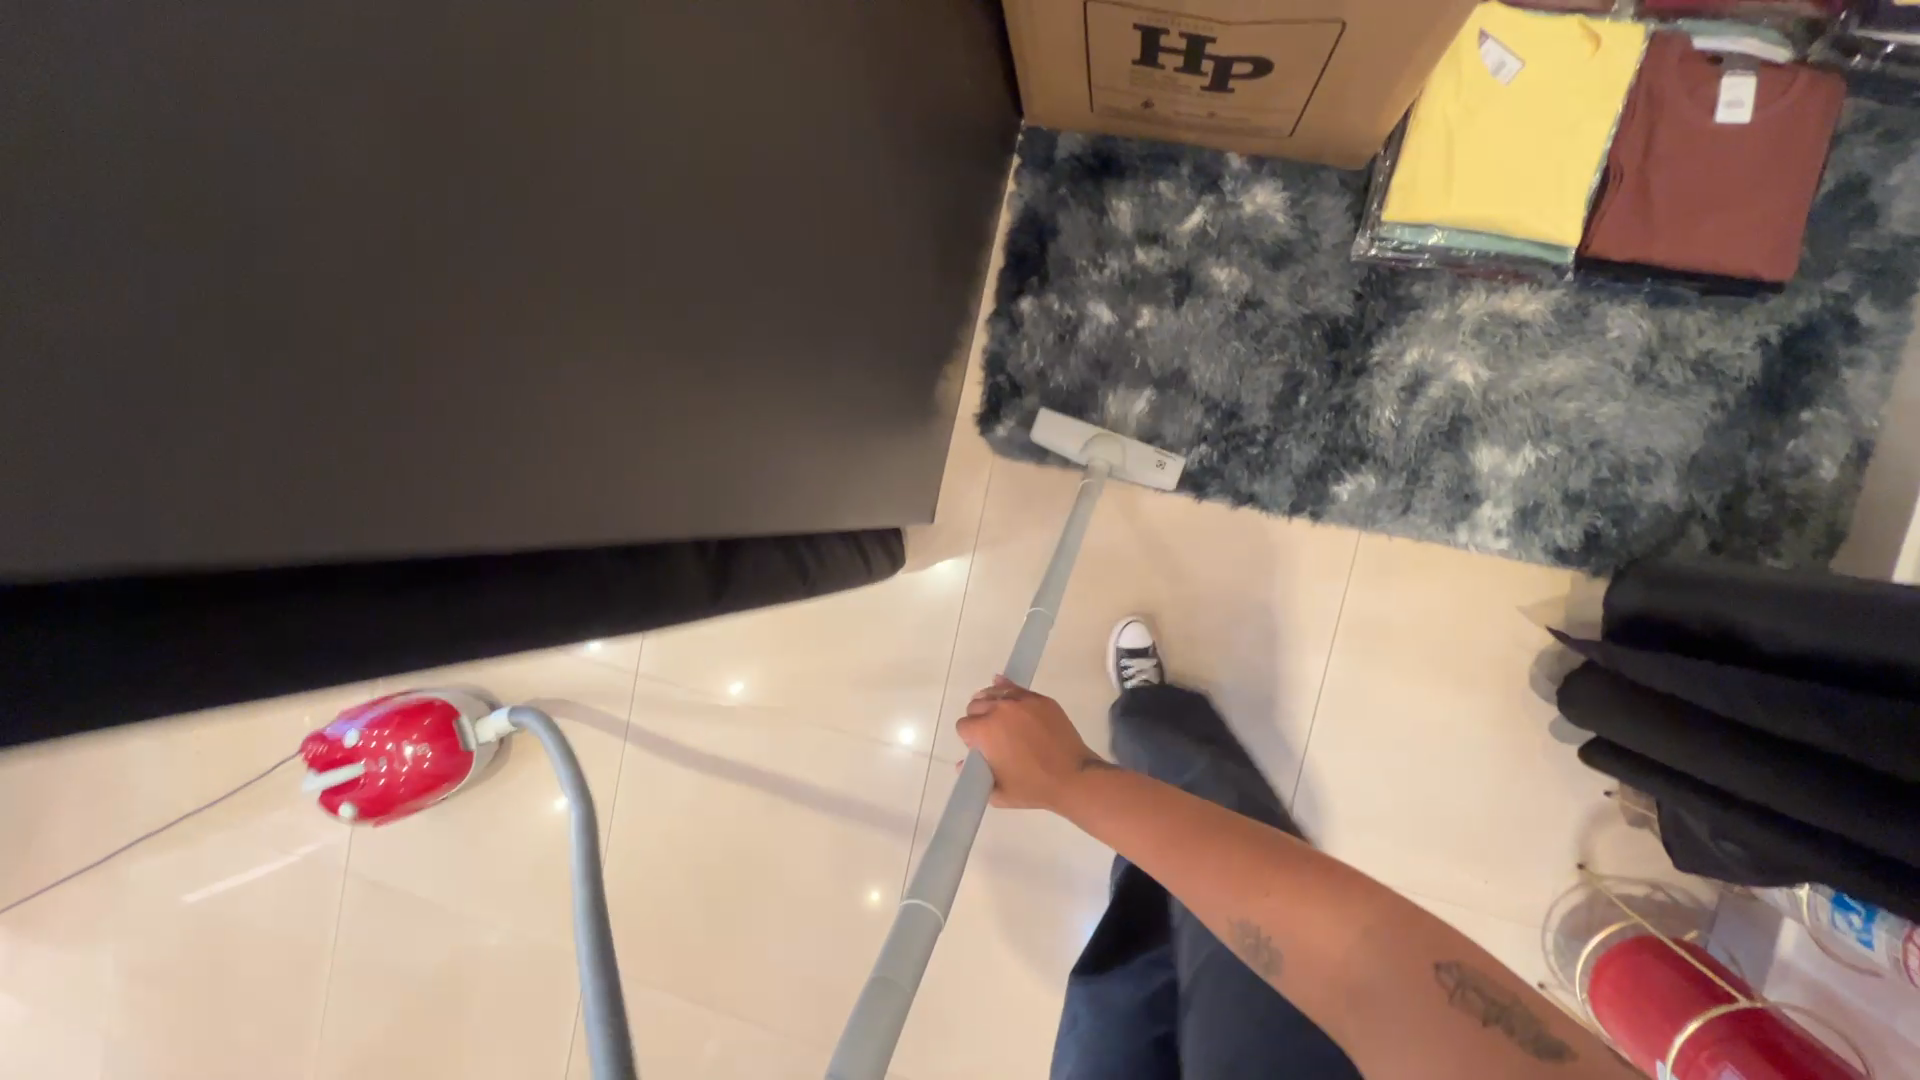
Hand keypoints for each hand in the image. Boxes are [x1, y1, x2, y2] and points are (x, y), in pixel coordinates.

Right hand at [954, 676, 1111, 810]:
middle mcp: (999, 710)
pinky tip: (1005, 693)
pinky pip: (1016, 688)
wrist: (1072, 777)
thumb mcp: (998, 793)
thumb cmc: (1032, 787)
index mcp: (984, 731)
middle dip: (978, 719)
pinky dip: (1007, 689)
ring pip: (994, 692)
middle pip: (976, 705)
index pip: (963, 726)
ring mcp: (1022, 701)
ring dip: (990, 703)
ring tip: (999, 718)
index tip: (980, 749)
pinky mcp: (1040, 699)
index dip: (969, 738)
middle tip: (991, 736)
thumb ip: (975, 776)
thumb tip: (963, 764)